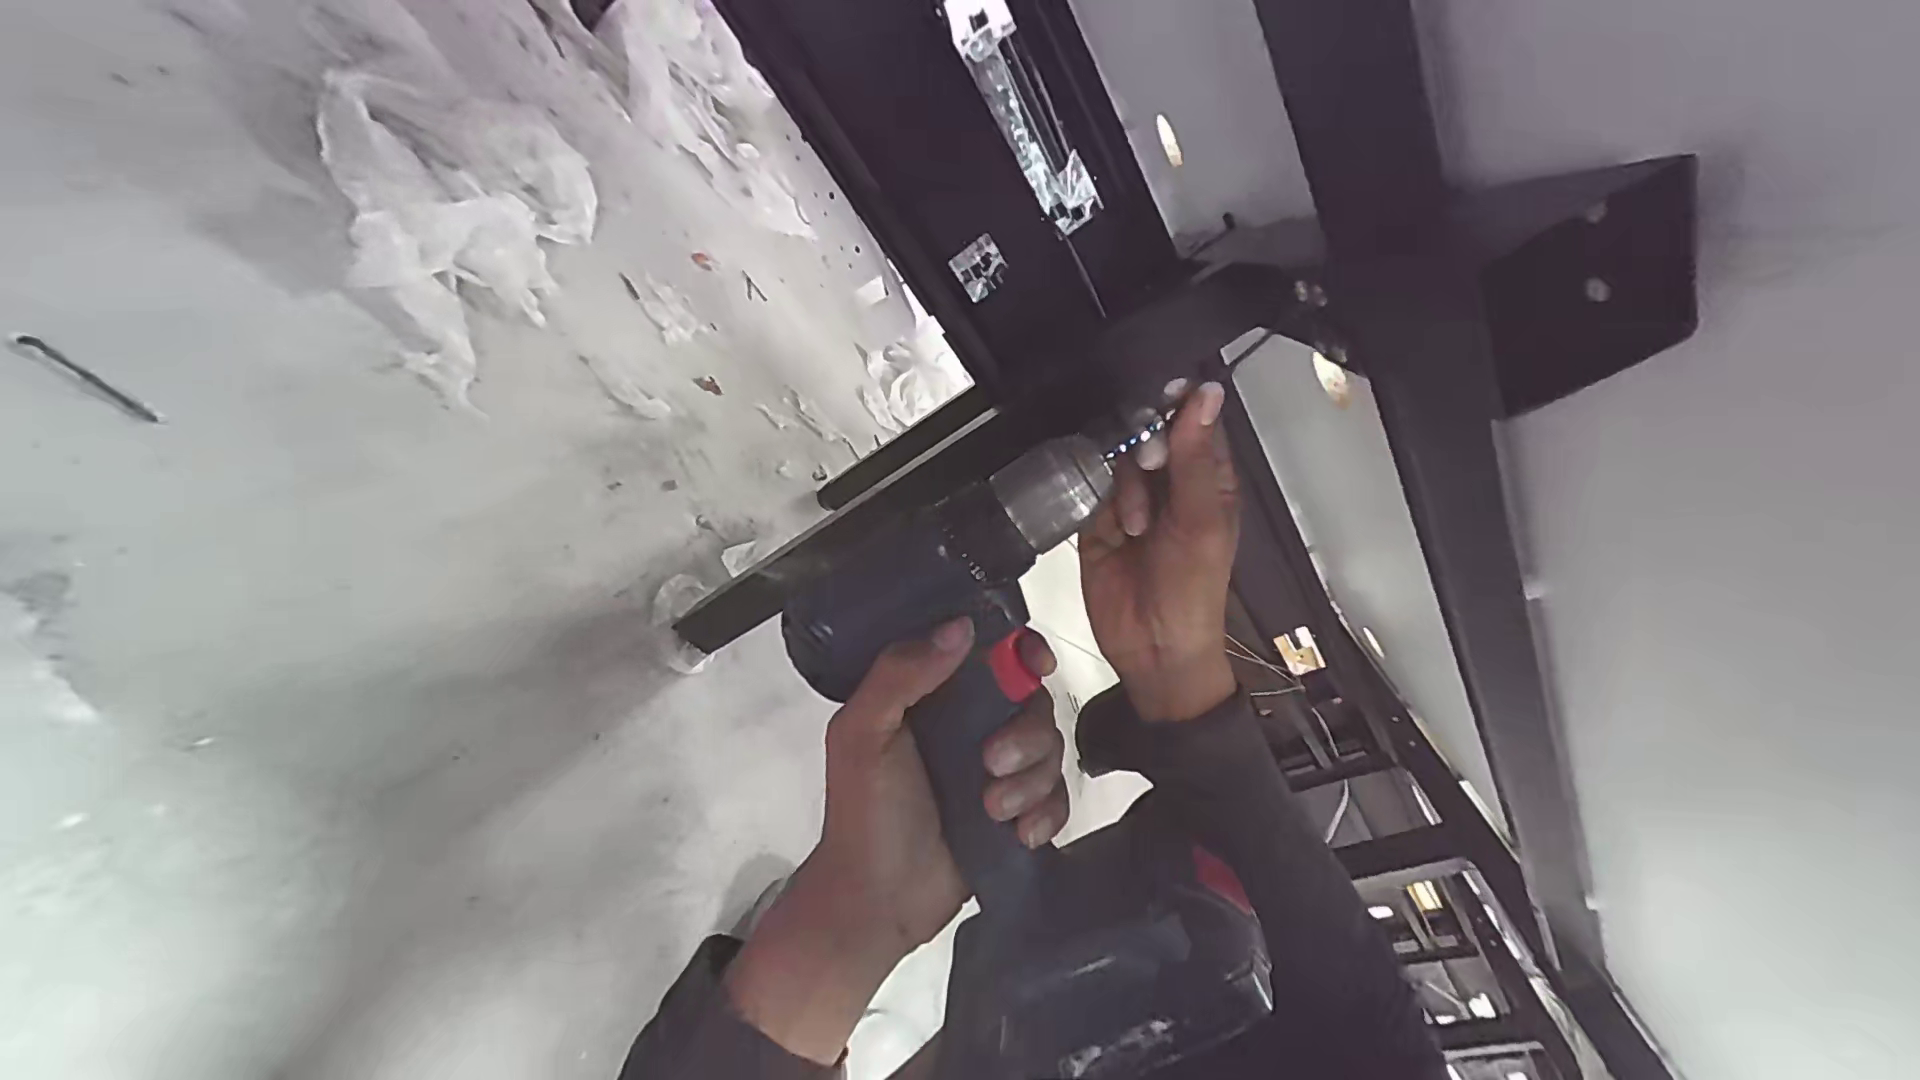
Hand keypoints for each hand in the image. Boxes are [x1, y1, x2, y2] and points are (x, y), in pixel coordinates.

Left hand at [725, 619, 1067, 1063]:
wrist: (876, 900)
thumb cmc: (864, 807)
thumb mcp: (863, 730)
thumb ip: (900, 673)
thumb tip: (961, 627)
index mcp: (937, 693)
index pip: (992, 652)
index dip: (1022, 650)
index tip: (1037, 665)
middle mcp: (974, 721)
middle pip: (1034, 701)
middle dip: (1025, 733)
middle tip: (991, 763)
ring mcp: (1000, 767)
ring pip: (1051, 748)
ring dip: (1032, 779)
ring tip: (995, 809)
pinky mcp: (1019, 810)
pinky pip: (1058, 797)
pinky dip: (1048, 812)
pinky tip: (1022, 835)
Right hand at [1080, 380, 1240, 721]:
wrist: (1151, 648)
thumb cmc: (1192, 589)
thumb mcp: (1200, 521)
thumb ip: (1195, 458)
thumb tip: (1206, 392)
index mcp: (1205, 479)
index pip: (1193, 422)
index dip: (1178, 405)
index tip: (1160, 399)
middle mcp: (1166, 484)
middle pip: (1146, 434)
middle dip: (1143, 447)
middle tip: (1145, 469)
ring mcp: (1128, 502)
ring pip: (1113, 459)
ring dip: (1123, 488)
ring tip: (1134, 527)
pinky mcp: (1095, 521)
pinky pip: (1087, 489)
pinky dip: (1095, 503)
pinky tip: (1111, 529)